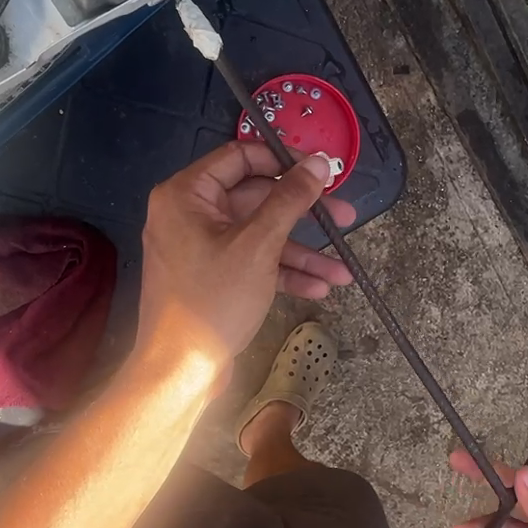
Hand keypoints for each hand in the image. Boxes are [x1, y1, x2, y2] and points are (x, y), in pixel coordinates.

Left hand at [138, 142, 355, 367]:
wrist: (180, 370)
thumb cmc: (213, 299)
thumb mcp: (258, 245)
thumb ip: (290, 199)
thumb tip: (320, 162)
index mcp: (187, 195)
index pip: (240, 157)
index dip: (284, 161)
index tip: (321, 171)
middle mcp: (190, 214)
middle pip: (257, 199)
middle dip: (305, 216)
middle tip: (346, 218)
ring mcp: (201, 248)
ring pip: (260, 236)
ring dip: (302, 252)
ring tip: (343, 270)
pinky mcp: (213, 277)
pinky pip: (252, 262)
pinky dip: (283, 272)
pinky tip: (319, 287)